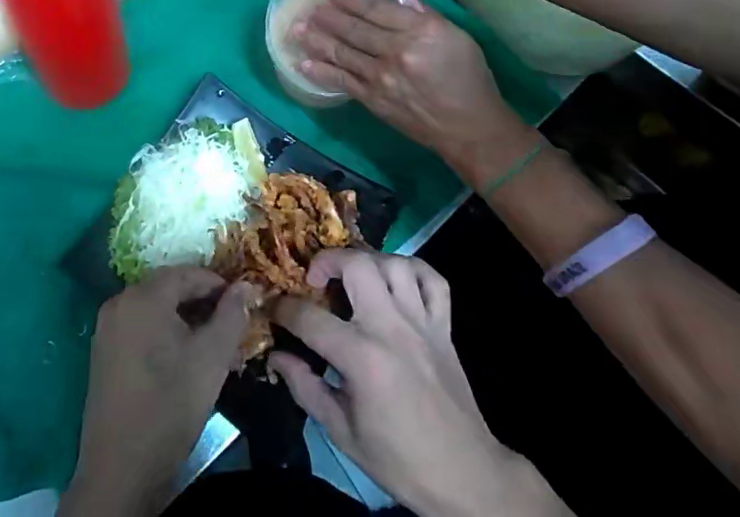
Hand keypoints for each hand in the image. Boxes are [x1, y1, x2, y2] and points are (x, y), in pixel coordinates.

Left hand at [61, 268, 255, 516]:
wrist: (122, 464)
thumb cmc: (171, 404)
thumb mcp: (212, 359)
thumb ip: (231, 316)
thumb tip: (247, 286)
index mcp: (142, 297)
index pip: (185, 273)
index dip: (217, 283)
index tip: (242, 301)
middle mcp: (119, 302)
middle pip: (167, 289)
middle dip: (200, 301)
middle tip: (230, 324)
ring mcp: (106, 327)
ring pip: (153, 309)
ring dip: (182, 318)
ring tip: (211, 341)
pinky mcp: (102, 351)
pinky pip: (138, 327)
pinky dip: (162, 331)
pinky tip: (181, 356)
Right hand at [271, 251, 567, 516]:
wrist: (468, 478)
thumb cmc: (400, 459)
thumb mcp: (341, 431)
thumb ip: (305, 387)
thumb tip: (276, 357)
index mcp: (362, 357)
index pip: (309, 316)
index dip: (281, 308)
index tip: (271, 309)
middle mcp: (392, 329)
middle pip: (357, 265)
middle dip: (326, 262)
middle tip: (314, 280)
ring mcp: (423, 324)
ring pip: (394, 264)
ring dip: (367, 262)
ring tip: (353, 278)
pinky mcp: (445, 329)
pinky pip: (434, 281)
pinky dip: (413, 271)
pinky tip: (395, 281)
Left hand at [293, 0, 539, 184]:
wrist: (468, 127)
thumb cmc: (467, 77)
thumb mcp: (456, 36)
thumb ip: (423, 12)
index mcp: (419, 31)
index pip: (376, 8)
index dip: (350, 0)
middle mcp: (396, 51)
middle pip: (353, 29)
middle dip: (327, 16)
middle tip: (308, 6)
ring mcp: (380, 76)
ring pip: (341, 52)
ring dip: (315, 39)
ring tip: (297, 28)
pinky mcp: (371, 98)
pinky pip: (340, 81)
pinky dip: (320, 71)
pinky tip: (303, 62)